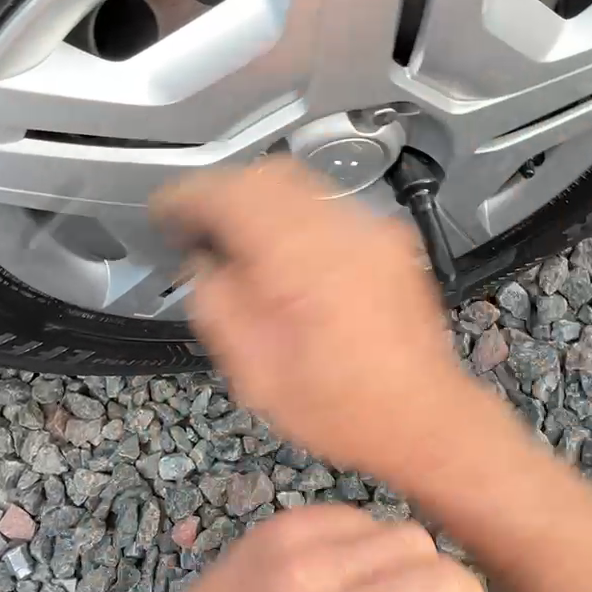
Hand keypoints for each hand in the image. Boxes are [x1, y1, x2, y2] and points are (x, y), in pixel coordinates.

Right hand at [152, 160, 514, 480]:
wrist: (423, 416)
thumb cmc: (349, 408)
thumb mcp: (257, 373)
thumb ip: (219, 306)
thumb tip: (203, 267)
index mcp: (299, 261)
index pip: (230, 195)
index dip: (188, 196)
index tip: (169, 207)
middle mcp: (341, 233)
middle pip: (268, 175)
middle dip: (225, 190)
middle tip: (199, 218)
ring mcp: (372, 233)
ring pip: (302, 182)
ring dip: (261, 197)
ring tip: (240, 233)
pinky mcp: (390, 242)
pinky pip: (332, 205)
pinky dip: (297, 212)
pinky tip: (287, 247)